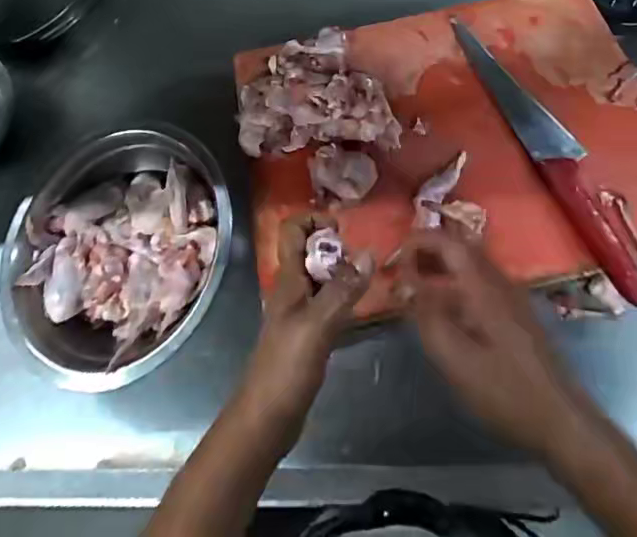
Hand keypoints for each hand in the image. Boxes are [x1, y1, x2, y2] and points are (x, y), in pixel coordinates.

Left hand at [240, 214, 371, 432]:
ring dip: (343, 270)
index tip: (343, 232)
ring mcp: (299, 309)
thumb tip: (368, 252)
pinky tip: (362, 306)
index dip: (315, 219)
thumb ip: (342, 289)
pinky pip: (327, 299)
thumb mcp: (318, 324)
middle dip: (335, 245)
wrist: (266, 418)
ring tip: (369, 278)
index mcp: (287, 278)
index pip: (292, 229)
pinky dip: (344, 295)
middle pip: (309, 249)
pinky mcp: (308, 330)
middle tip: (363, 259)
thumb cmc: (286, 366)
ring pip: (321, 274)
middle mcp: (292, 287)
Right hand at [399, 230, 591, 456]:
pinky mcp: (515, 313)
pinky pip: (479, 281)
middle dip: (427, 249)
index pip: (448, 242)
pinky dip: (455, 282)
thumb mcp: (456, 360)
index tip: (393, 259)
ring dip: (440, 266)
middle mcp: (499, 281)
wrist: (562, 419)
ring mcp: (511, 296)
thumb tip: (404, 283)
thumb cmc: (506, 391)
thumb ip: (427, 317)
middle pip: (461, 247)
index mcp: (483, 286)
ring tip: (414, 285)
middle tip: (399, 268)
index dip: (418, 241)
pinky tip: (444, 308)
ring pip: (470, 264)